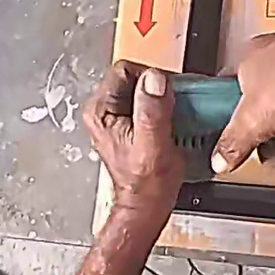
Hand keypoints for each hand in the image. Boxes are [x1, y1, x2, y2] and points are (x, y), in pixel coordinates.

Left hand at [85, 60, 183, 221]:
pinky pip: (149, 103)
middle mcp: (104, 111)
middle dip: (158, 89)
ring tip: (172, 117)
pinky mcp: (131, 124)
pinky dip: (163, 109)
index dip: (151, 78)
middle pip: (135, 78)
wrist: (147, 204)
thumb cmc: (146, 182)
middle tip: (173, 107)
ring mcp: (117, 118)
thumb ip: (152, 110)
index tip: (167, 93)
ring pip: (143, 90)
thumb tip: (154, 80)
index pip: (125, 70)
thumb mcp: (152, 143)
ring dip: (163, 99)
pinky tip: (170, 123)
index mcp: (101, 111)